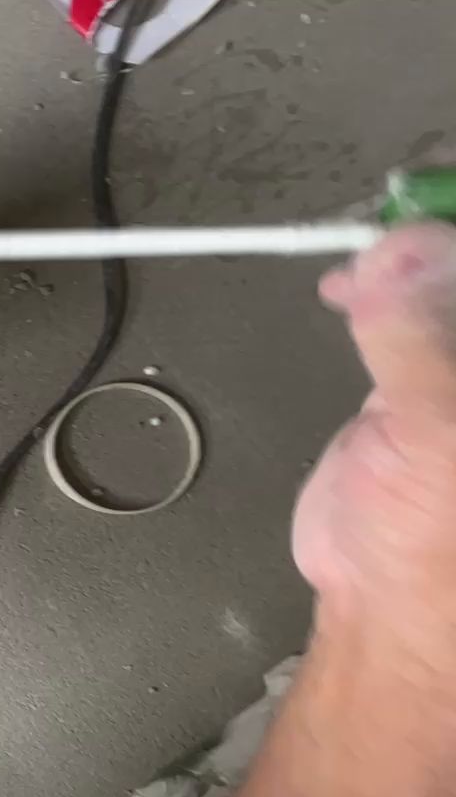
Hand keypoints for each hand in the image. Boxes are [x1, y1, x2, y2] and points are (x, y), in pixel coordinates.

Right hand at [296, 224, 455, 651]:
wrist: (393, 590)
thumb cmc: (440, 528)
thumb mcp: (433, 428)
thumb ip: (419, 337)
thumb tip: (397, 252)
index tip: (431, 206)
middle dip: (443, 240)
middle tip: (399, 222)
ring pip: (453, 288)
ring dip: (413, 259)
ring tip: (363, 253)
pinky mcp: (429, 383)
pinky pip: (414, 316)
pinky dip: (381, 290)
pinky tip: (351, 284)